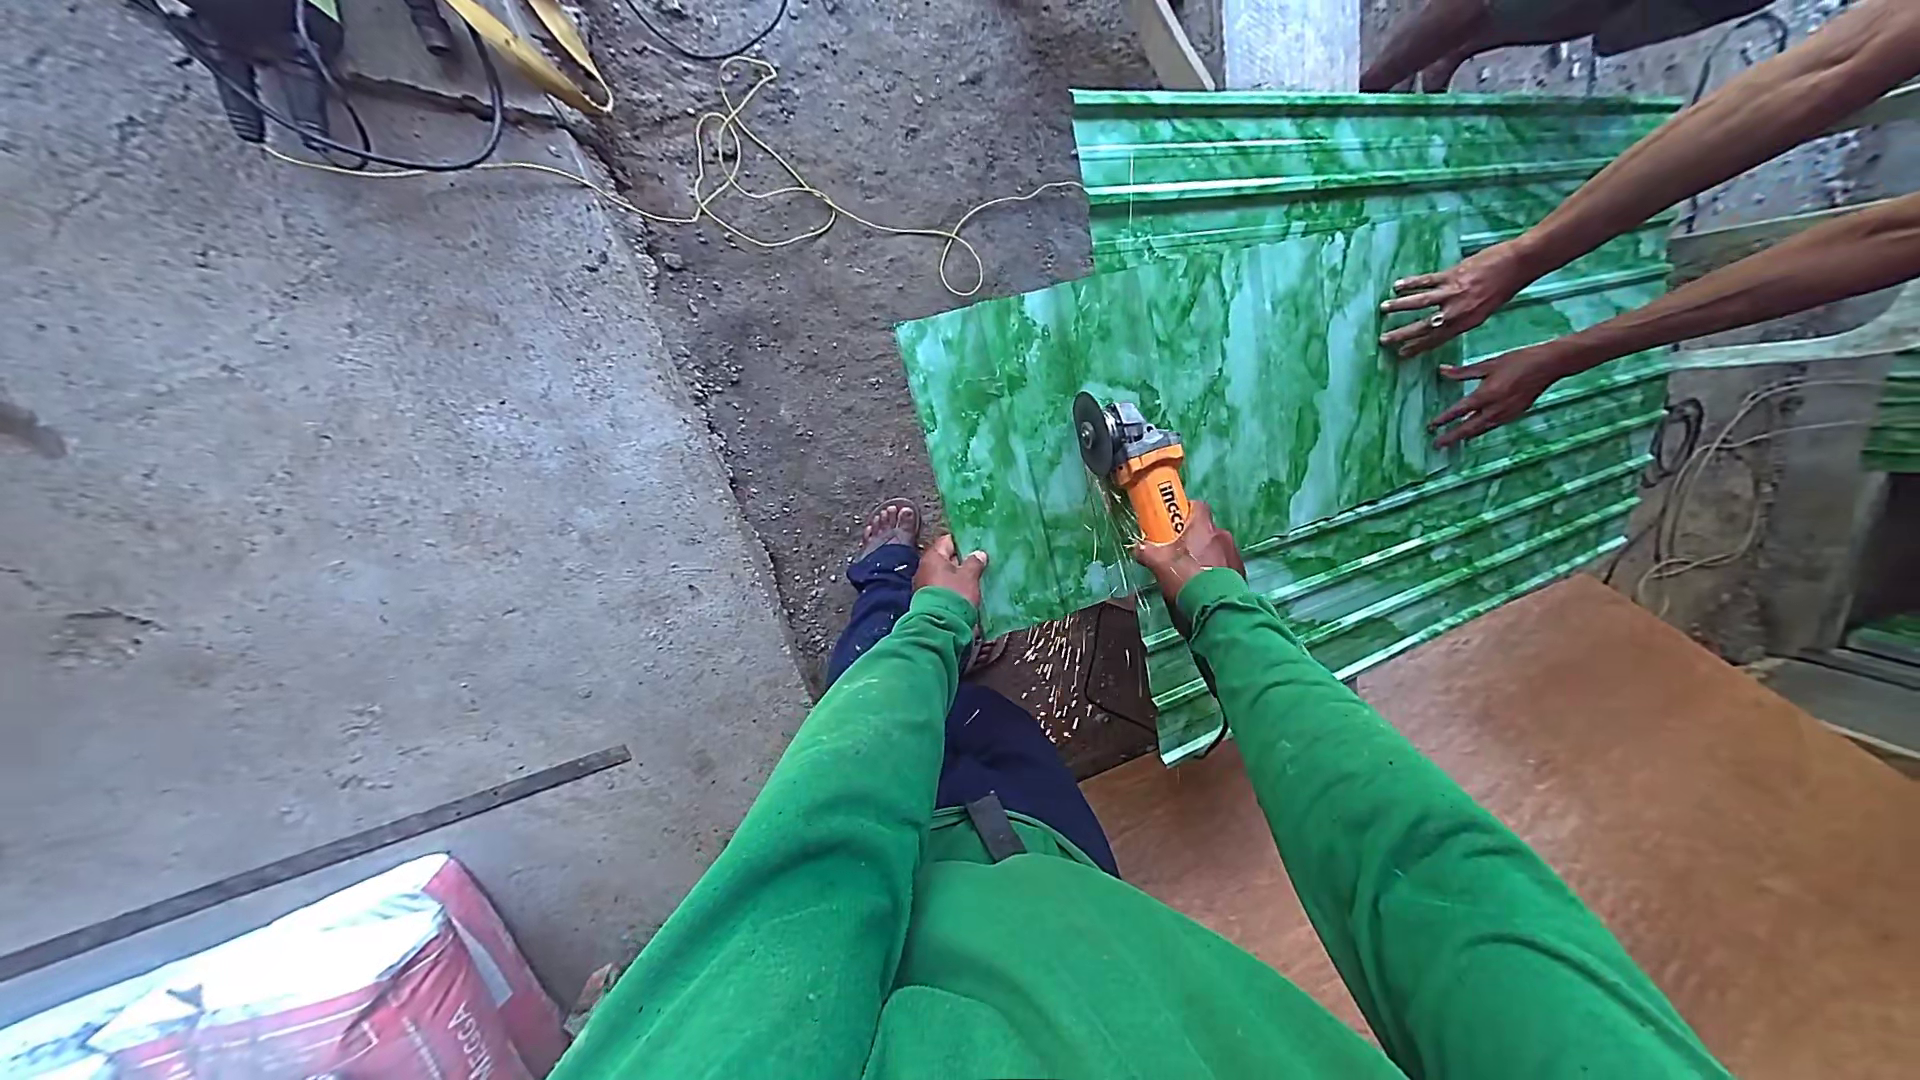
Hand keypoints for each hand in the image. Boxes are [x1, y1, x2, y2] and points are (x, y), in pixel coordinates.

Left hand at [913, 534, 988, 609]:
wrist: (940, 626)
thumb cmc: (955, 595)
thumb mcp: (969, 576)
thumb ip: (975, 562)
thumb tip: (979, 553)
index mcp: (933, 557)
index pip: (947, 540)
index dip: (962, 541)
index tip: (976, 544)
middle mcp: (925, 568)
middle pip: (945, 557)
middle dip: (961, 559)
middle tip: (979, 560)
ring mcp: (924, 584)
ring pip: (944, 573)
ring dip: (958, 574)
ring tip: (975, 576)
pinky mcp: (928, 598)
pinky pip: (942, 586)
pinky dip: (953, 586)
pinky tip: (966, 590)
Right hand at [1130, 500, 1244, 603]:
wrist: (1217, 607)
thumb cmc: (1187, 578)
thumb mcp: (1159, 565)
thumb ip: (1147, 552)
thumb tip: (1139, 547)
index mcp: (1203, 528)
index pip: (1197, 506)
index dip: (1185, 511)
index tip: (1174, 523)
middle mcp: (1222, 535)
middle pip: (1205, 529)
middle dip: (1192, 538)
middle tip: (1178, 553)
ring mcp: (1234, 553)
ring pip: (1216, 547)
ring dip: (1205, 554)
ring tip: (1192, 573)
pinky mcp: (1241, 571)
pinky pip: (1225, 563)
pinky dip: (1216, 569)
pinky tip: (1205, 584)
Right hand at [1378, 243, 1532, 357]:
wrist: (1519, 263)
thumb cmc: (1505, 287)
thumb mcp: (1485, 311)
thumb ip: (1461, 319)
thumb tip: (1439, 324)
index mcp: (1466, 322)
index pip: (1435, 339)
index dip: (1416, 347)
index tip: (1400, 353)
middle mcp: (1457, 310)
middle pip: (1423, 325)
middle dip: (1401, 333)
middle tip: (1384, 339)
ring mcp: (1453, 291)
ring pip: (1420, 301)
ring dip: (1400, 305)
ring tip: (1383, 308)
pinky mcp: (1452, 274)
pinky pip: (1427, 280)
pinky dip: (1411, 283)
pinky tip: (1397, 286)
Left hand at [1428, 343, 1566, 446]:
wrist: (1552, 363)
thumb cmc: (1520, 361)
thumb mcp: (1489, 364)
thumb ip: (1463, 372)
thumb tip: (1442, 370)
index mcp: (1487, 395)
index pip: (1459, 411)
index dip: (1443, 420)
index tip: (1431, 427)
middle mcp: (1496, 408)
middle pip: (1468, 427)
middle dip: (1451, 437)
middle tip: (1436, 444)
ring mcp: (1507, 413)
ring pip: (1481, 430)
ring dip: (1465, 437)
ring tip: (1450, 443)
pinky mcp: (1516, 414)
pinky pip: (1493, 426)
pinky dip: (1480, 431)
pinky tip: (1472, 434)